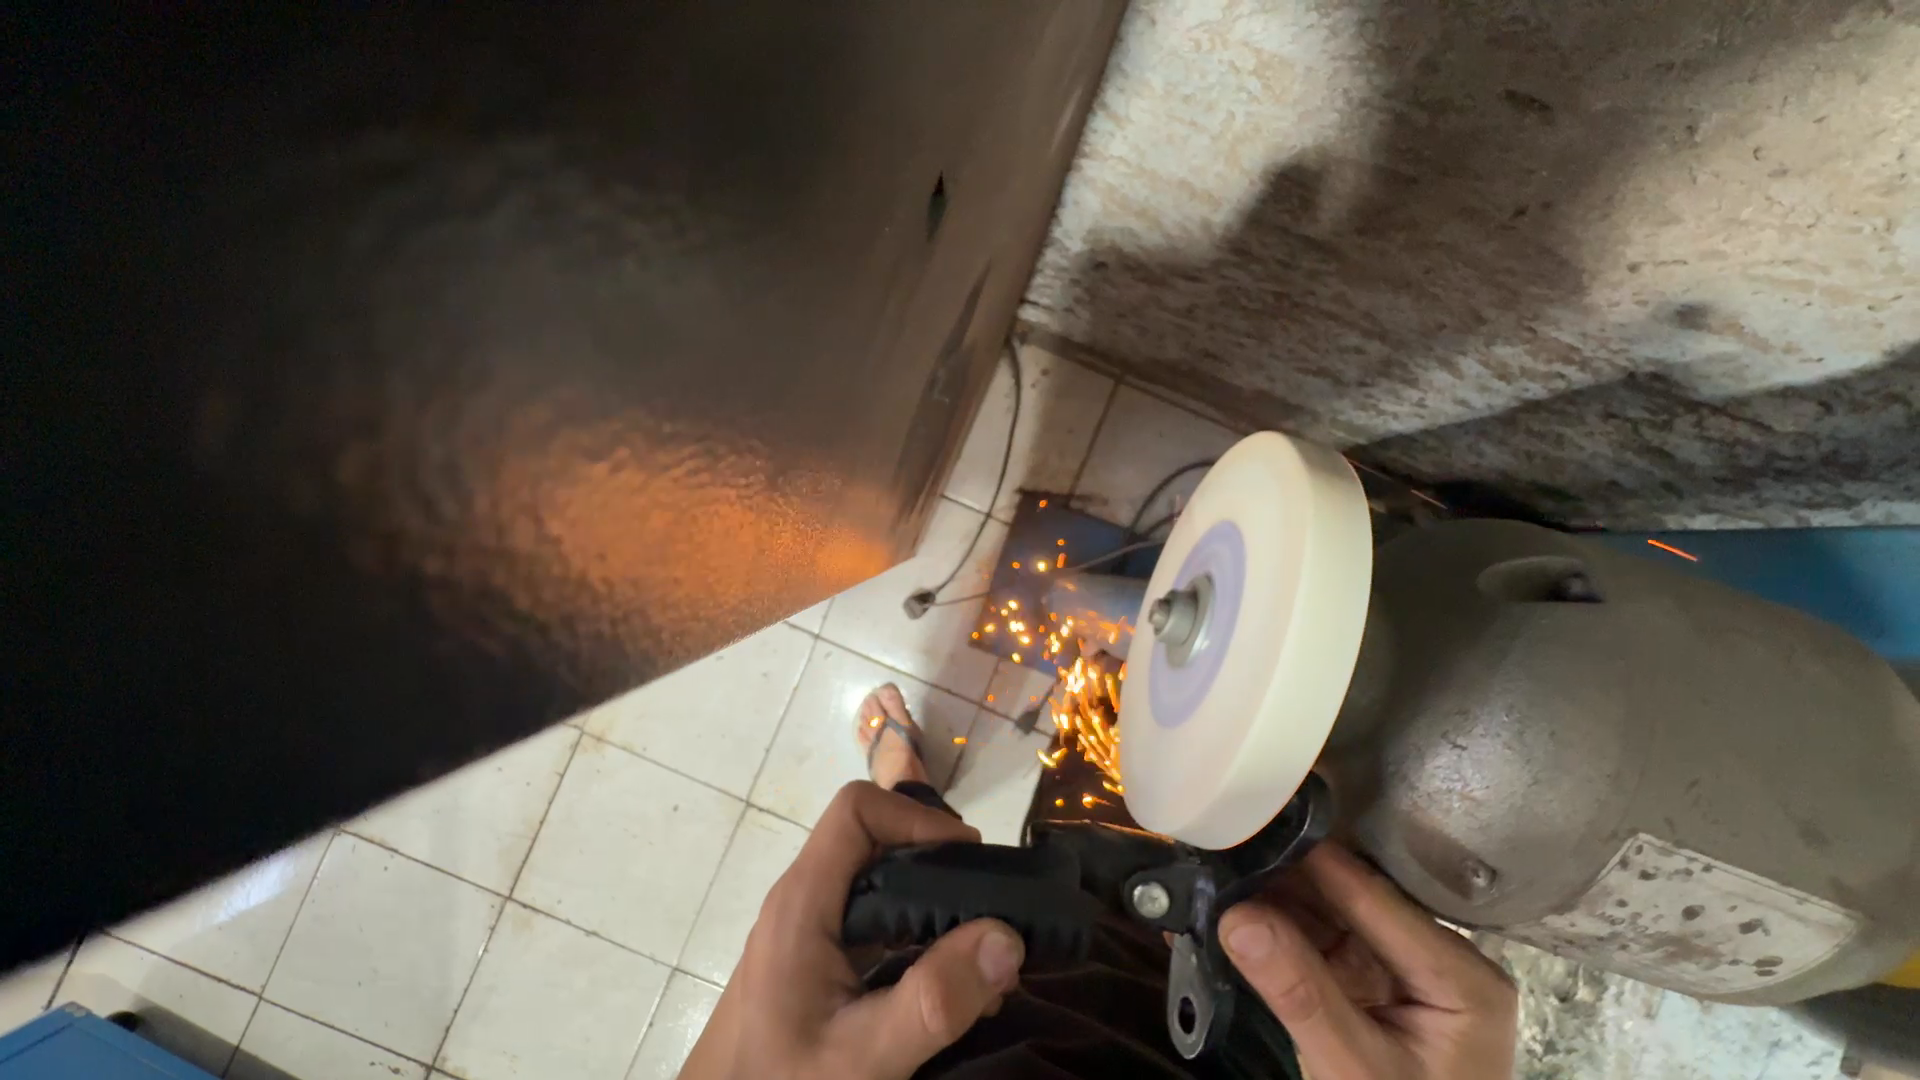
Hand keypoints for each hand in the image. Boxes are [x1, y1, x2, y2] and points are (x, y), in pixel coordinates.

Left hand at [681, 782, 1024, 1079]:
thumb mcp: (861, 1057)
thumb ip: (933, 1002)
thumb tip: (1006, 937)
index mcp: (802, 901)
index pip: (857, 809)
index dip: (915, 818)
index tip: (968, 860)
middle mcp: (803, 898)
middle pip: (876, 838)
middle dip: (938, 864)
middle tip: (987, 914)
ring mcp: (809, 926)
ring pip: (880, 878)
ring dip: (935, 903)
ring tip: (979, 960)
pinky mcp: (819, 956)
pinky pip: (875, 918)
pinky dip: (919, 934)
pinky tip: (947, 985)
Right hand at [1219, 843, 1516, 1078]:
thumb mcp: (1355, 1072)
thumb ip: (1301, 994)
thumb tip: (1235, 915)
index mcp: (1460, 972)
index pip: (1373, 896)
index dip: (1307, 861)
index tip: (1245, 827)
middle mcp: (1434, 953)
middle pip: (1347, 894)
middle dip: (1281, 874)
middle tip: (1217, 845)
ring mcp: (1396, 965)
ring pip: (1323, 909)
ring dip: (1268, 894)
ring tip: (1212, 867)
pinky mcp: (1364, 978)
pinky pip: (1312, 936)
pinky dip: (1270, 925)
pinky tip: (1228, 906)